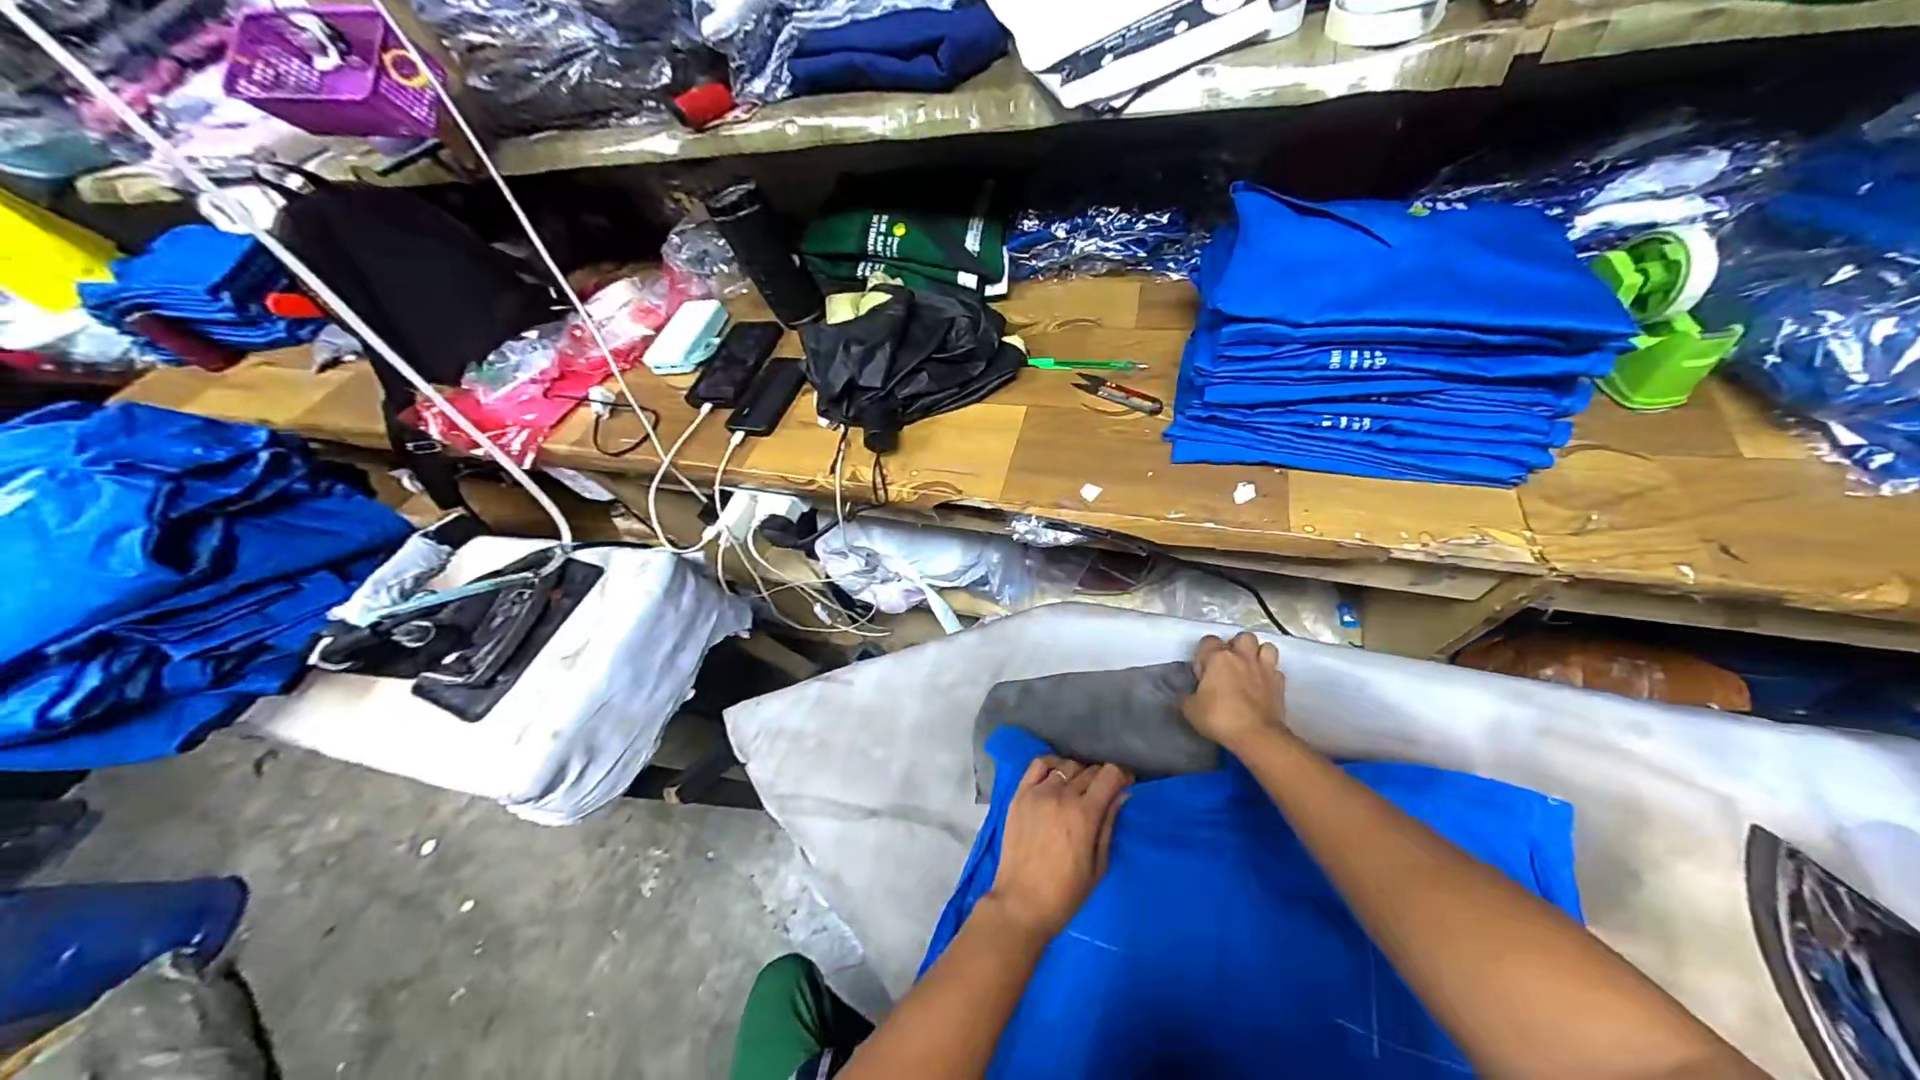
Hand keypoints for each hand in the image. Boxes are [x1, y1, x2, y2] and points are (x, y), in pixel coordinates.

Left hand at [985, 756, 1131, 941]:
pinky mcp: (1019, 794)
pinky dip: (1052, 765)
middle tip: (1104, 794)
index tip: (1126, 785)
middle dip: (1102, 778)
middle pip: (1090, 770)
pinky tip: (1057, 778)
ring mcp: (1037, 792)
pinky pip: (1038, 765)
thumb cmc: (1066, 892)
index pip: (1110, 775)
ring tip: (1079, 790)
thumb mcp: (1098, 864)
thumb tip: (1121, 795)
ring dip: (1079, 773)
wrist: (1021, 902)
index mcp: (1084, 814)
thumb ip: (1109, 824)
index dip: (1122, 776)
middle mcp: (1061, 795)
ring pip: (1067, 766)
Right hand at [1181, 632, 1289, 751]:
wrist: (1257, 736)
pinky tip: (1263, 685)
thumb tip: (1181, 695)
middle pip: (1242, 637)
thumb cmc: (1219, 718)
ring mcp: (1265, 668)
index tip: (1202, 674)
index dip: (1203, 655)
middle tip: (1228, 665)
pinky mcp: (1280, 683)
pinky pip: (1276, 670)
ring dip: (1258, 654)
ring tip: (1250, 668)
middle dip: (1236, 646)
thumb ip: (1184, 697)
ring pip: (1266, 647)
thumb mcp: (1190, 710)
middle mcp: (1243, 656)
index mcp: (1218, 657)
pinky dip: (1270, 674)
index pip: (1208, 641)